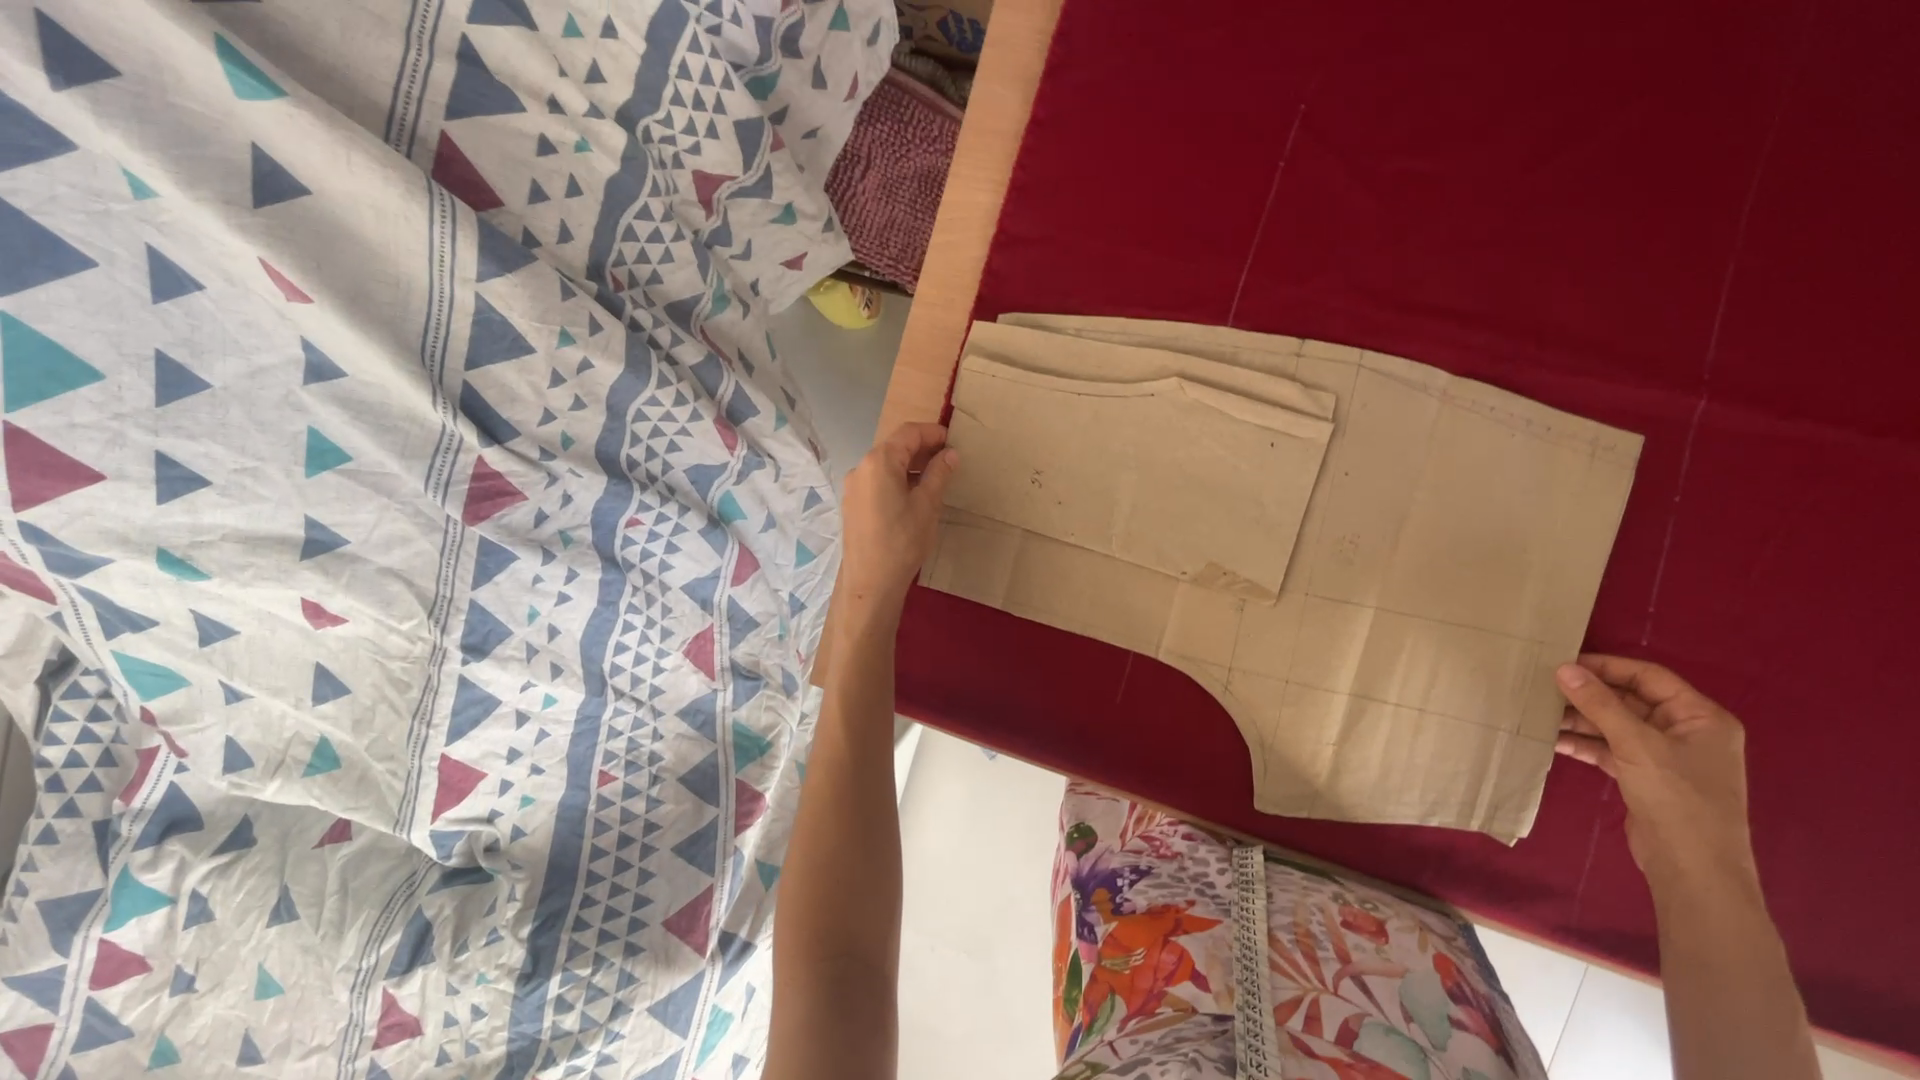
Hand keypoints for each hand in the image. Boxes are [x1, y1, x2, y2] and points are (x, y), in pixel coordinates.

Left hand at [838, 422, 957, 618]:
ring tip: (935, 478)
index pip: (908, 433)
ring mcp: (853, 487)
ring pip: (885, 465)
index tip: (954, 441)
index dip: (933, 433)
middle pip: (894, 446)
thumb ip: (939, 474)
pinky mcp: (853, 505)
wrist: (870, 582)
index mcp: (879, 461)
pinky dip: (897, 480)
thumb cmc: (902, 541)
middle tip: (949, 460)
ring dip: (910, 466)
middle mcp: (861, 468)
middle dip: (922, 449)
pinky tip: (914, 496)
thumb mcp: (927, 505)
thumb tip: (950, 454)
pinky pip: (877, 482)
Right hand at [1554, 655, 1756, 894]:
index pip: (1649, 677)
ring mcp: (1665, 756)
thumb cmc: (1678, 797)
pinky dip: (1584, 744)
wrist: (1693, 866)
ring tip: (1541, 715)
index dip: (1607, 667)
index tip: (1563, 664)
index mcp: (1700, 717)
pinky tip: (1553, 741)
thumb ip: (1600, 704)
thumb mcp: (1637, 745)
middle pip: (1630, 701)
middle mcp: (1686, 731)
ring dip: (1581, 720)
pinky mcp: (1645, 777)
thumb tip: (1564, 668)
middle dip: (1588, 696)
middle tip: (1544, 688)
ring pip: (1616, 726)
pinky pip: (1610, 749)